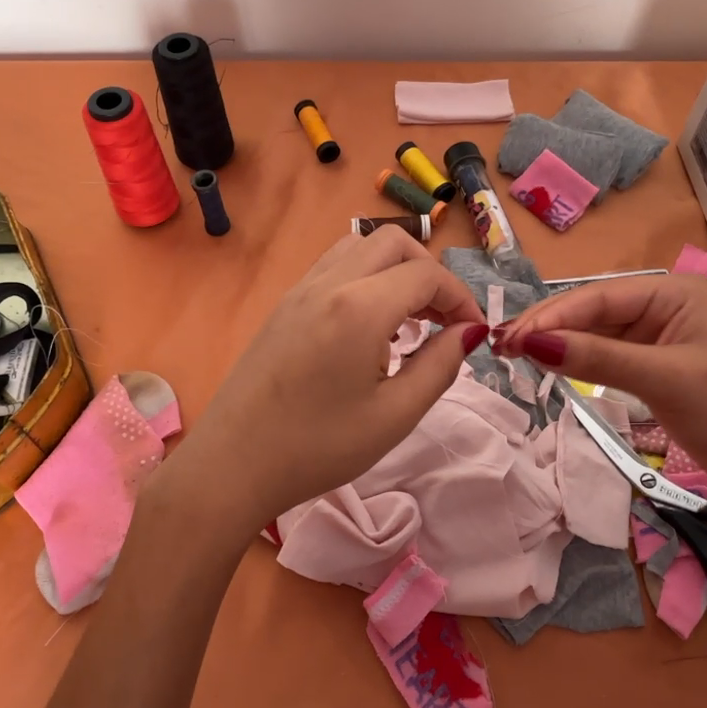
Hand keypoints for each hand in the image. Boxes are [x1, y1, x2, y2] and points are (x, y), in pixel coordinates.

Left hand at [155, 227, 486, 528]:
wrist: (233, 464)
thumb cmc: (318, 448)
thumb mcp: (394, 416)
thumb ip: (440, 366)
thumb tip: (469, 332)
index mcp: (359, 307)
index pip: (426, 275)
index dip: (460, 298)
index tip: (473, 333)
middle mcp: (329, 283)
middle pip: (393, 243)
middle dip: (429, 273)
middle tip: (442, 321)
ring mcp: (300, 290)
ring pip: (360, 246)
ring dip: (394, 268)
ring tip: (408, 320)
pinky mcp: (284, 305)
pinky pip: (334, 266)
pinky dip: (365, 276)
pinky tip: (369, 325)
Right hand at [491, 274, 706, 496]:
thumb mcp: (667, 379)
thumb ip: (598, 358)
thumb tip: (530, 343)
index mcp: (674, 293)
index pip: (597, 298)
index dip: (551, 317)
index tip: (507, 338)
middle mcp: (665, 309)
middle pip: (594, 313)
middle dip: (550, 329)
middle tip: (500, 348)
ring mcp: (662, 342)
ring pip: (598, 336)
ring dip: (561, 347)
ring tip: (516, 358)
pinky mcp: (660, 372)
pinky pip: (610, 359)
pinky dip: (581, 364)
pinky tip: (552, 369)